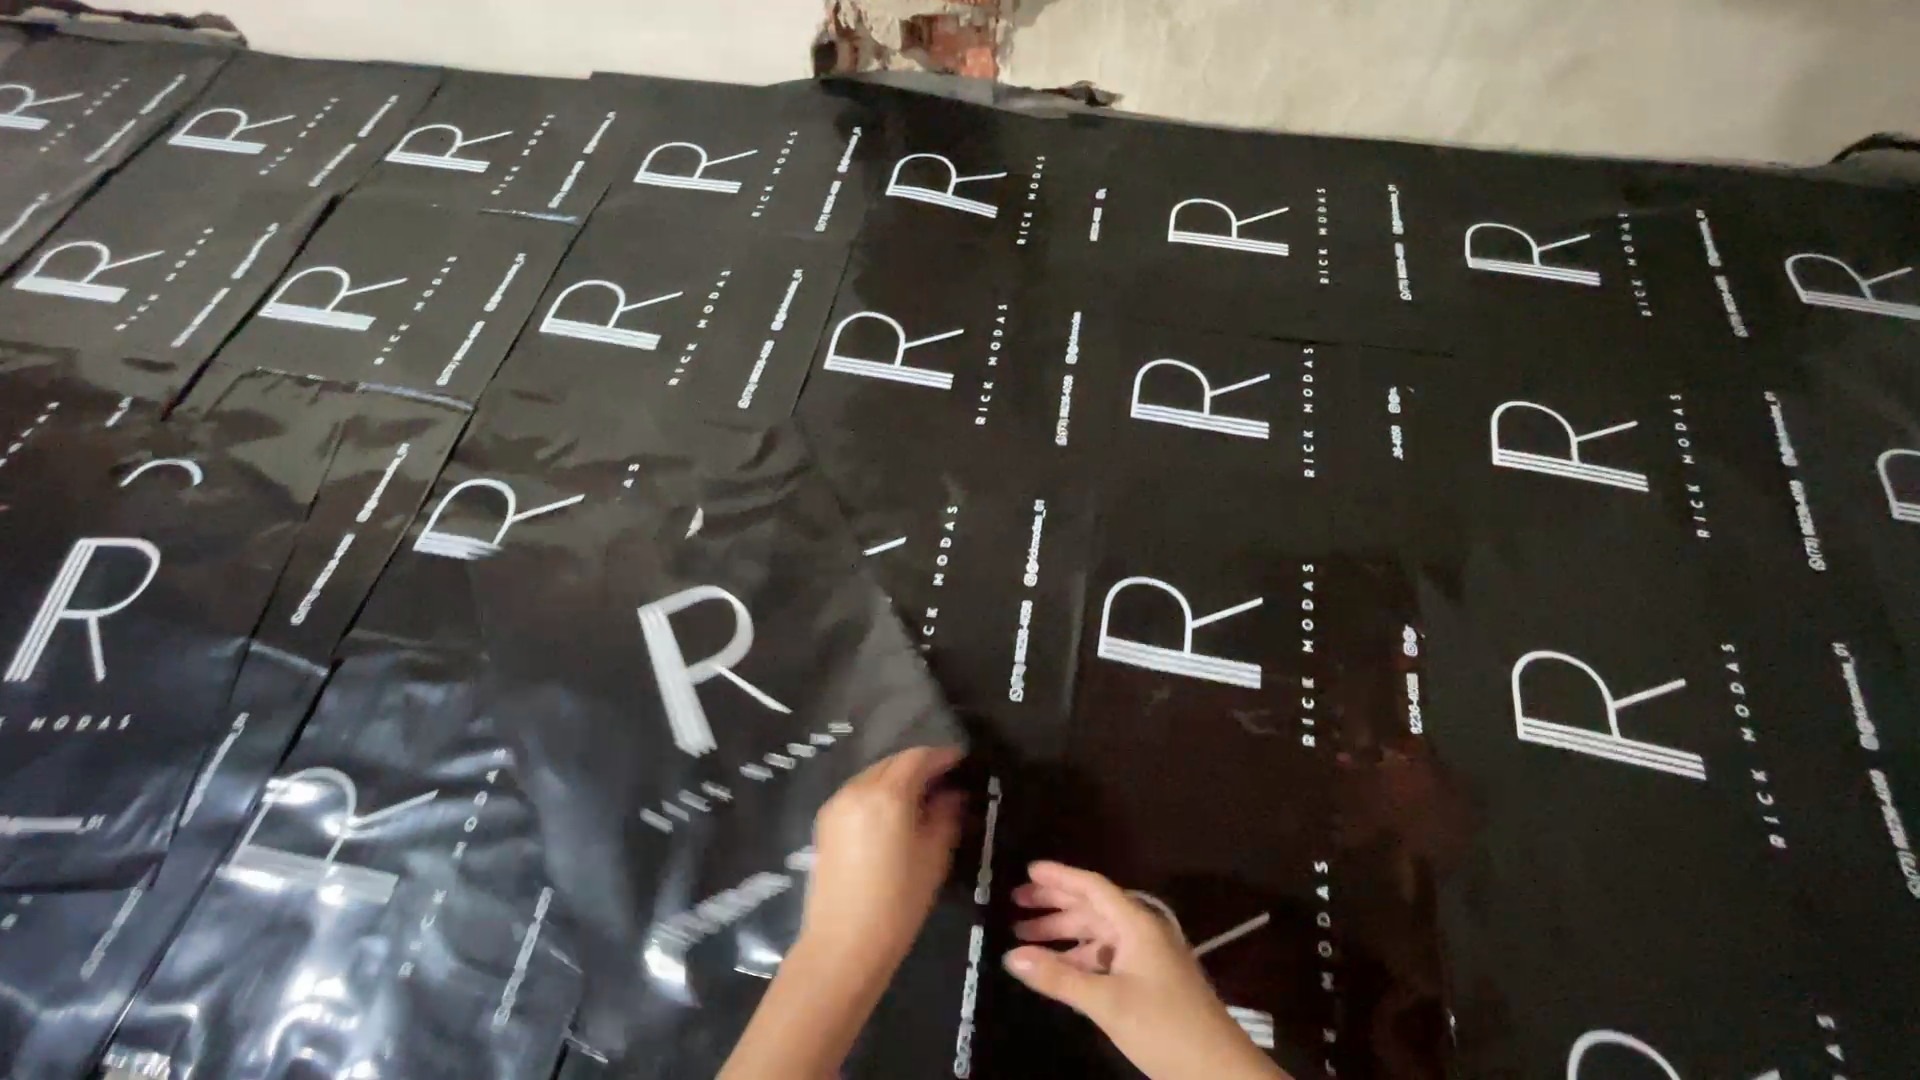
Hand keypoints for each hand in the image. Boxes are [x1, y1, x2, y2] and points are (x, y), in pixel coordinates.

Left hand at [799, 745, 967, 969]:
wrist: (843, 944)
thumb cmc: (898, 902)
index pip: (918, 758)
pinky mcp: (825, 821)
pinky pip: (858, 792)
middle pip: (893, 762)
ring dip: (898, 777)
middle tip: (945, 780)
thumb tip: (952, 795)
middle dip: (920, 765)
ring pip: (873, 775)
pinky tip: (892, 814)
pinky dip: (878, 792)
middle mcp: (858, 789)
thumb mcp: (934, 857)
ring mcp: (837, 803)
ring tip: (920, 797)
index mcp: (888, 794)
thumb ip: (945, 816)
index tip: (961, 761)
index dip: (942, 756)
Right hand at [1003, 861, 1291, 1079]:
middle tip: (1017, 902)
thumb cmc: (1164, 1027)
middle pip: (1093, 906)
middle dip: (1054, 903)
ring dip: (1065, 931)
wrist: (1221, 1071)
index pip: (1092, 886)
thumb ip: (1058, 977)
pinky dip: (1082, 955)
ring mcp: (1149, 954)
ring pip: (1100, 931)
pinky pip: (1109, 953)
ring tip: (1026, 935)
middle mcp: (1143, 930)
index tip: (1028, 870)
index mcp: (1136, 923)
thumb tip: (1012, 956)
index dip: (1059, 877)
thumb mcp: (1106, 1002)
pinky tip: (1061, 965)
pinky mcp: (1152, 978)